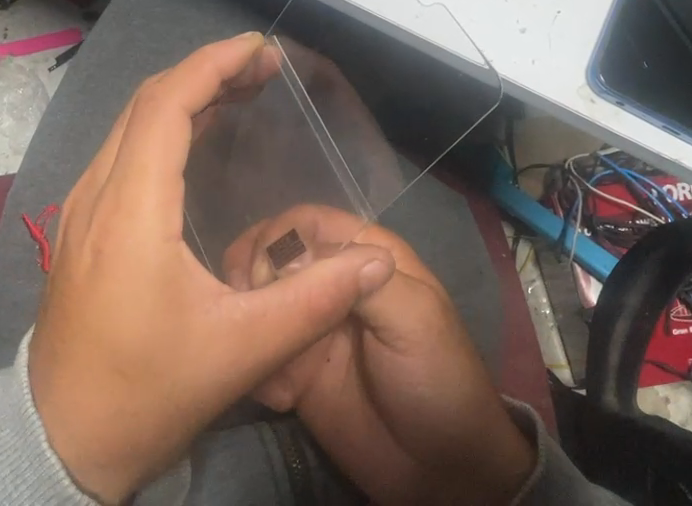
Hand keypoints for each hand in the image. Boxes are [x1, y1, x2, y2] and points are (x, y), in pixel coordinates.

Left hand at [28, 34, 398, 502]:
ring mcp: (82, 209)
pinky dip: (164, 127)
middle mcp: (98, 193)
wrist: (61, 442)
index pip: (167, 105)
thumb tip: (376, 259)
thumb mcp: (241, 350)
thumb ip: (314, 300)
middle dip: (206, 72)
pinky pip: (124, 151)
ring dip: (184, 96)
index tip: (260, 49)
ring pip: (131, 125)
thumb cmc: (147, 391)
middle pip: (148, 103)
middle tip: (263, 68)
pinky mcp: (82, 227)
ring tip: (241, 92)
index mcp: (132, 209)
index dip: (214, 65)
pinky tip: (199, 141)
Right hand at [225, 207, 536, 505]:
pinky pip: (257, 349)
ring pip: (256, 298)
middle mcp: (328, 280)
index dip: (277, 241)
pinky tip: (277, 396)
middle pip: (269, 253)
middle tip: (256, 316)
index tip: (268, 277)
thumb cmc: (439, 379)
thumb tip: (295, 257)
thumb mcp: (415, 319)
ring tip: (260, 355)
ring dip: (250, 322)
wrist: (441, 469)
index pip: (303, 222)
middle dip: (254, 279)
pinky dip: (255, 367)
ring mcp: (308, 324)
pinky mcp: (292, 368)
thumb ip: (362, 280)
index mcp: (362, 255)